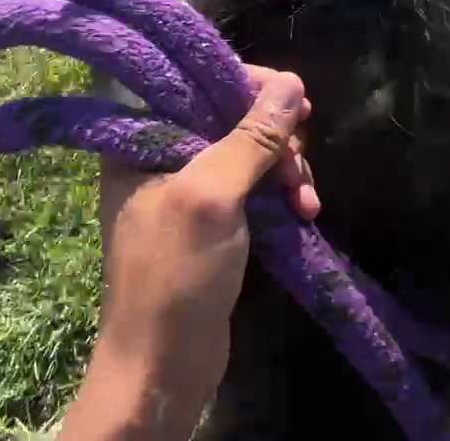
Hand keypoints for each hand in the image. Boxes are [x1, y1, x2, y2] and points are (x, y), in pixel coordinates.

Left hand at [59, 67, 315, 440]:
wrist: (162, 368)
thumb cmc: (175, 273)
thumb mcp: (213, 195)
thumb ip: (251, 136)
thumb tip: (292, 82)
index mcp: (143, 137)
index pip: (199, 81)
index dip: (249, 84)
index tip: (294, 101)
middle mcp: (164, 153)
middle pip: (234, 115)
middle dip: (277, 136)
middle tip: (297, 165)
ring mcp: (190, 187)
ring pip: (252, 150)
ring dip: (286, 167)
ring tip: (306, 199)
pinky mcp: (213, 217)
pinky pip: (255, 184)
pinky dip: (283, 192)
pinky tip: (305, 211)